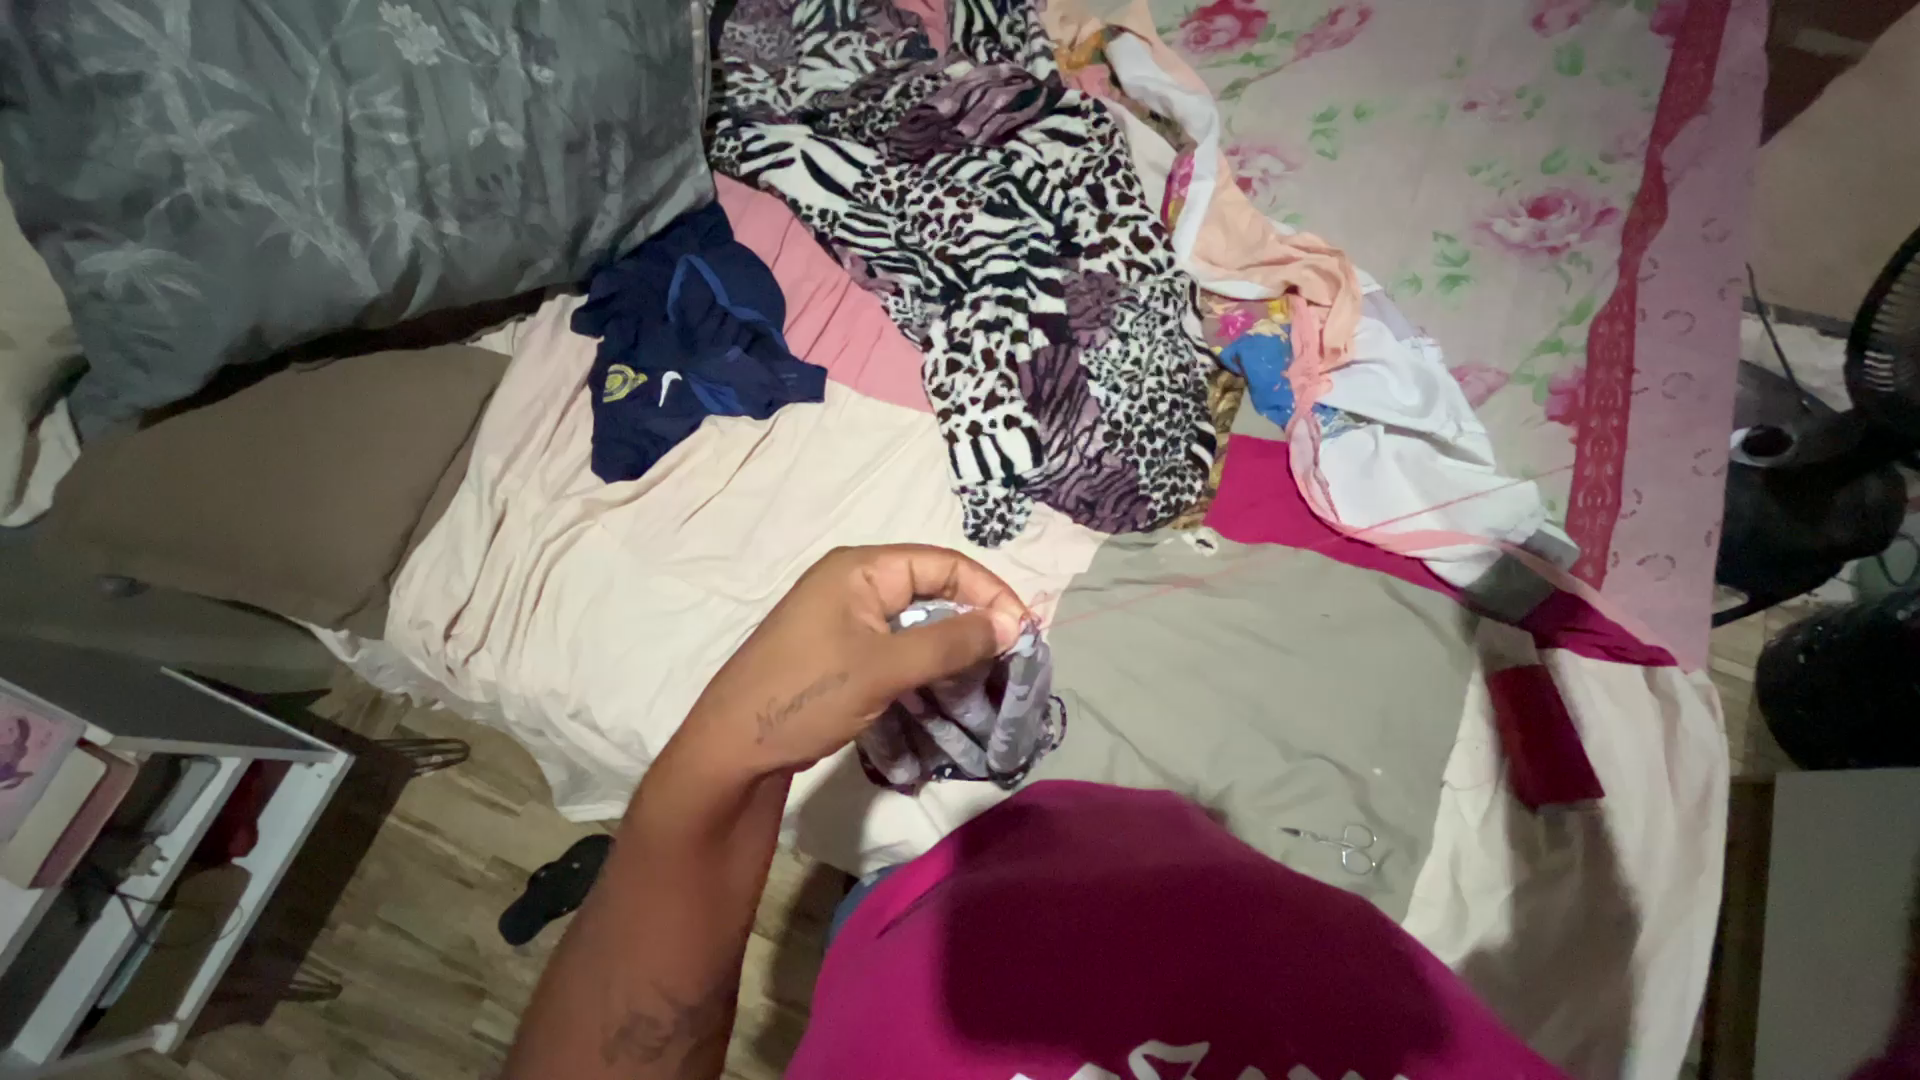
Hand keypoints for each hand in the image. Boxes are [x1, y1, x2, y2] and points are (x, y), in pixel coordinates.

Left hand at [676, 545, 1030, 777]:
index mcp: (861, 569)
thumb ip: (949, 643)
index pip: (943, 564)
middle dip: (974, 620)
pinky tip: (947, 688)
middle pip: (932, 590)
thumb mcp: (884, 667)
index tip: (1022, 630)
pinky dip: (926, 663)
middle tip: (1009, 657)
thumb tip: (1008, 625)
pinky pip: (897, 645)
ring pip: (917, 622)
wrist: (731, 748)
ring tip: (986, 676)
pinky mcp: (841, 650)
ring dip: (952, 646)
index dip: (988, 592)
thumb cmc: (806, 695)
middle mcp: (854, 583)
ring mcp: (845, 618)